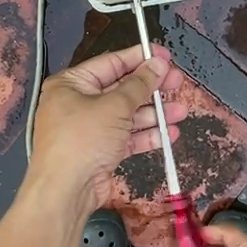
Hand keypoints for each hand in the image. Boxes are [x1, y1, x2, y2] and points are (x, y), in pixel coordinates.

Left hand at [29, 44, 186, 211]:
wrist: (66, 190)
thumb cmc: (83, 139)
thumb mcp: (115, 106)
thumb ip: (139, 85)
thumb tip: (158, 64)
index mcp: (71, 84)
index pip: (110, 63)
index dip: (140, 59)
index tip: (164, 55)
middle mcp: (78, 104)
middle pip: (121, 89)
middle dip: (151, 88)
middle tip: (177, 82)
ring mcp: (90, 129)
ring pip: (127, 115)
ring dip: (154, 114)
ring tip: (180, 111)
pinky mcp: (101, 151)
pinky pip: (127, 138)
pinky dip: (147, 136)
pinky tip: (169, 134)